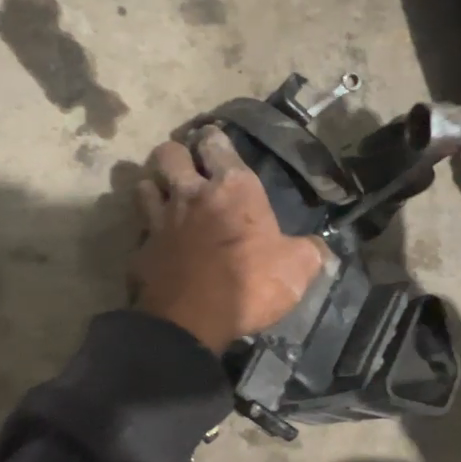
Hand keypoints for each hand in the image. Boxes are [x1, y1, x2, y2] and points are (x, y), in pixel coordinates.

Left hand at [131, 127, 328, 352]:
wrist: (192, 320)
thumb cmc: (250, 285)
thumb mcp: (297, 270)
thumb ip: (310, 253)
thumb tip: (321, 248)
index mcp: (234, 189)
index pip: (218, 145)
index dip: (215, 140)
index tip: (214, 142)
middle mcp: (191, 194)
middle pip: (171, 153)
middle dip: (177, 154)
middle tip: (186, 167)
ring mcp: (160, 220)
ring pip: (145, 184)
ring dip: (154, 186)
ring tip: (163, 196)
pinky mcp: (141, 249)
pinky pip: (138, 228)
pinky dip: (144, 229)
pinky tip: (153, 239)